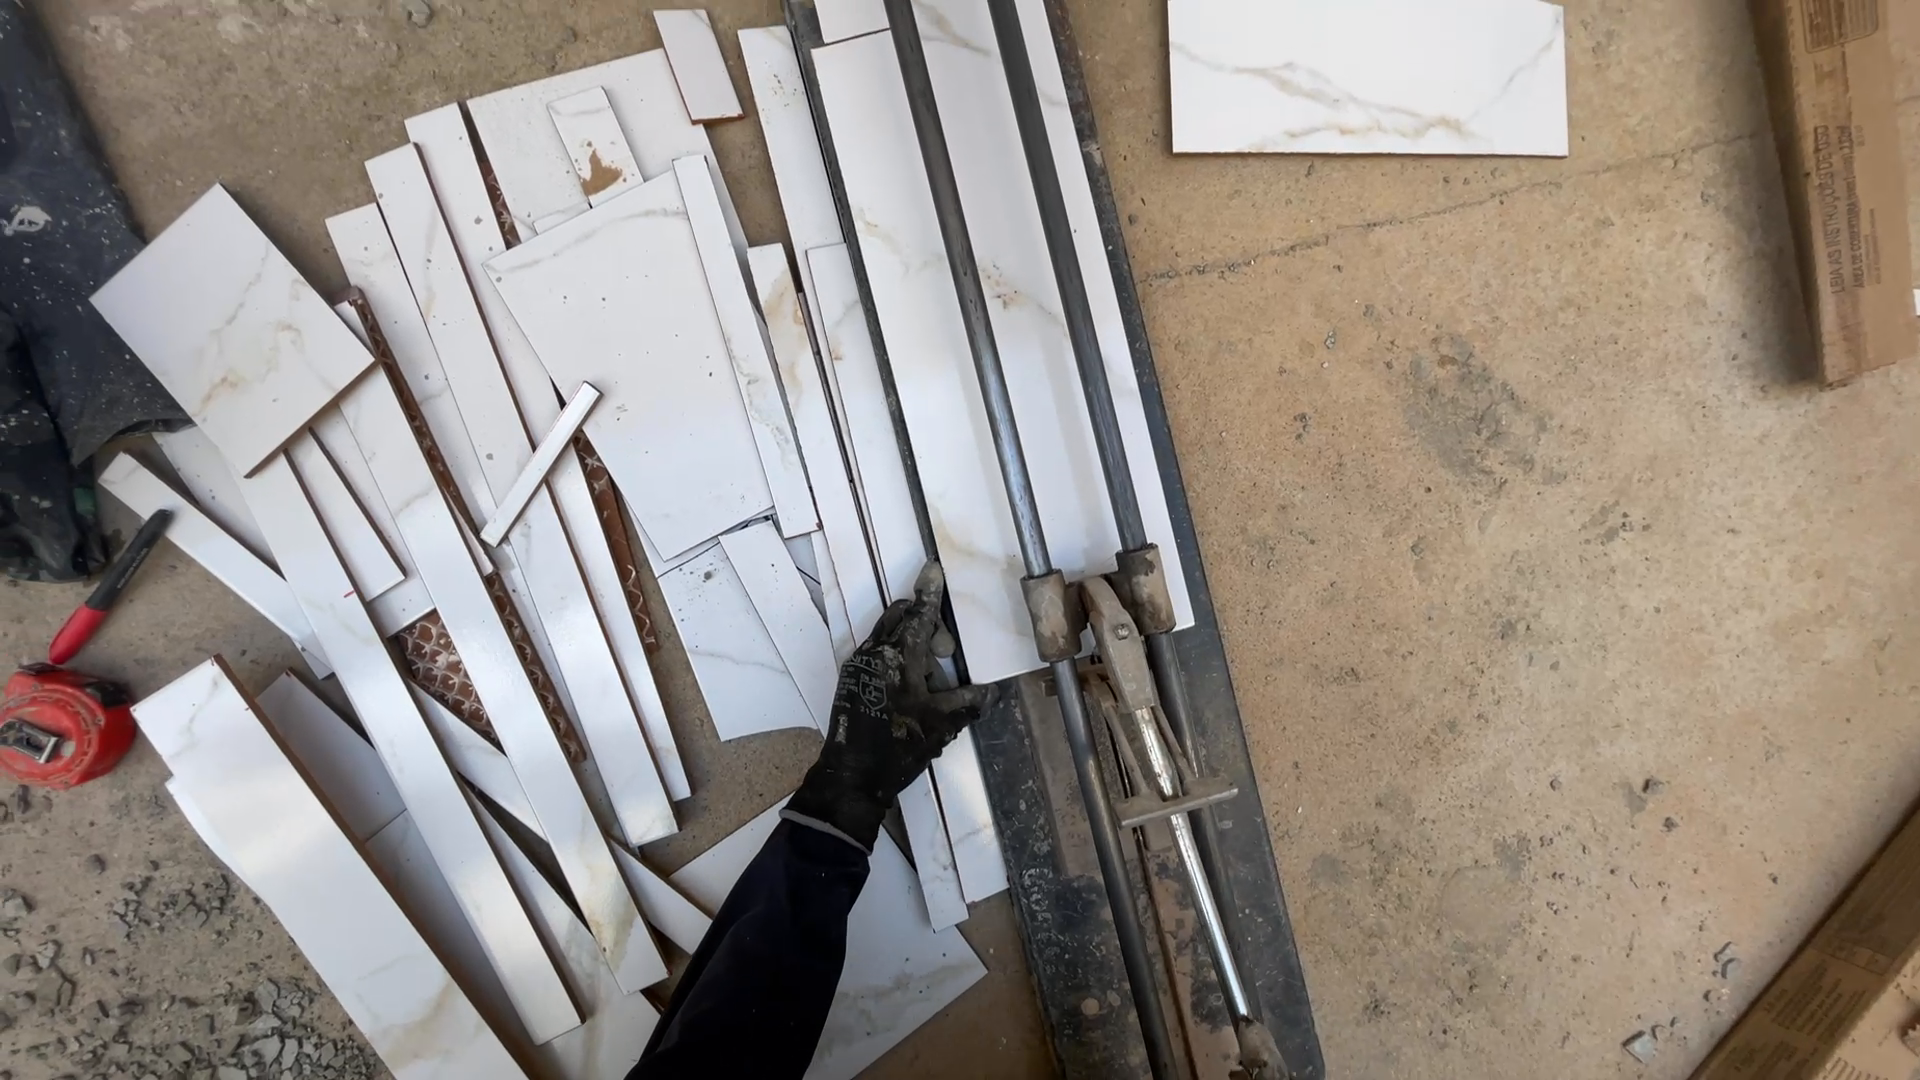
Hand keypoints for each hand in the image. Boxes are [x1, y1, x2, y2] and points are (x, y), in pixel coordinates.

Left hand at [785, 561, 993, 848]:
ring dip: (913, 644)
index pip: (920, 615)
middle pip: (901, 616)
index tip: (933, 567)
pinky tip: (910, 690)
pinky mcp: (850, 678)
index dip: (930, 592)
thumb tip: (992, 691)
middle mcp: (875, 651)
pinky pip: (878, 652)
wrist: (851, 777)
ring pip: (889, 635)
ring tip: (930, 683)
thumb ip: (969, 702)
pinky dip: (898, 658)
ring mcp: (858, 664)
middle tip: (947, 652)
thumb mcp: (941, 725)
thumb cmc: (900, 746)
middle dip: (926, 622)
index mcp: (899, 656)